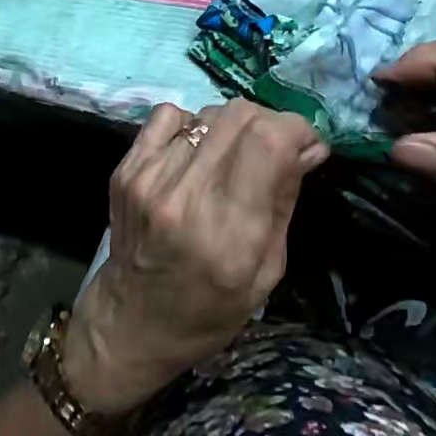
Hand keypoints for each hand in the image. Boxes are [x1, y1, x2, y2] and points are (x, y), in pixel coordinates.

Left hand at [64, 101, 327, 417]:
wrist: (132, 321)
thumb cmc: (210, 309)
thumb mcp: (267, 271)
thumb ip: (284, 199)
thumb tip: (310, 146)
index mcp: (228, 232)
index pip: (267, 141)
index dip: (296, 129)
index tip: (305, 145)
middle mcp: (185, 197)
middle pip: (239, 116)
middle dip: (269, 123)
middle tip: (273, 150)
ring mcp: (149, 179)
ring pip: (207, 113)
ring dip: (231, 128)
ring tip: (232, 158)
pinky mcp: (125, 169)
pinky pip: (167, 115)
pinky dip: (190, 124)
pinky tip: (194, 153)